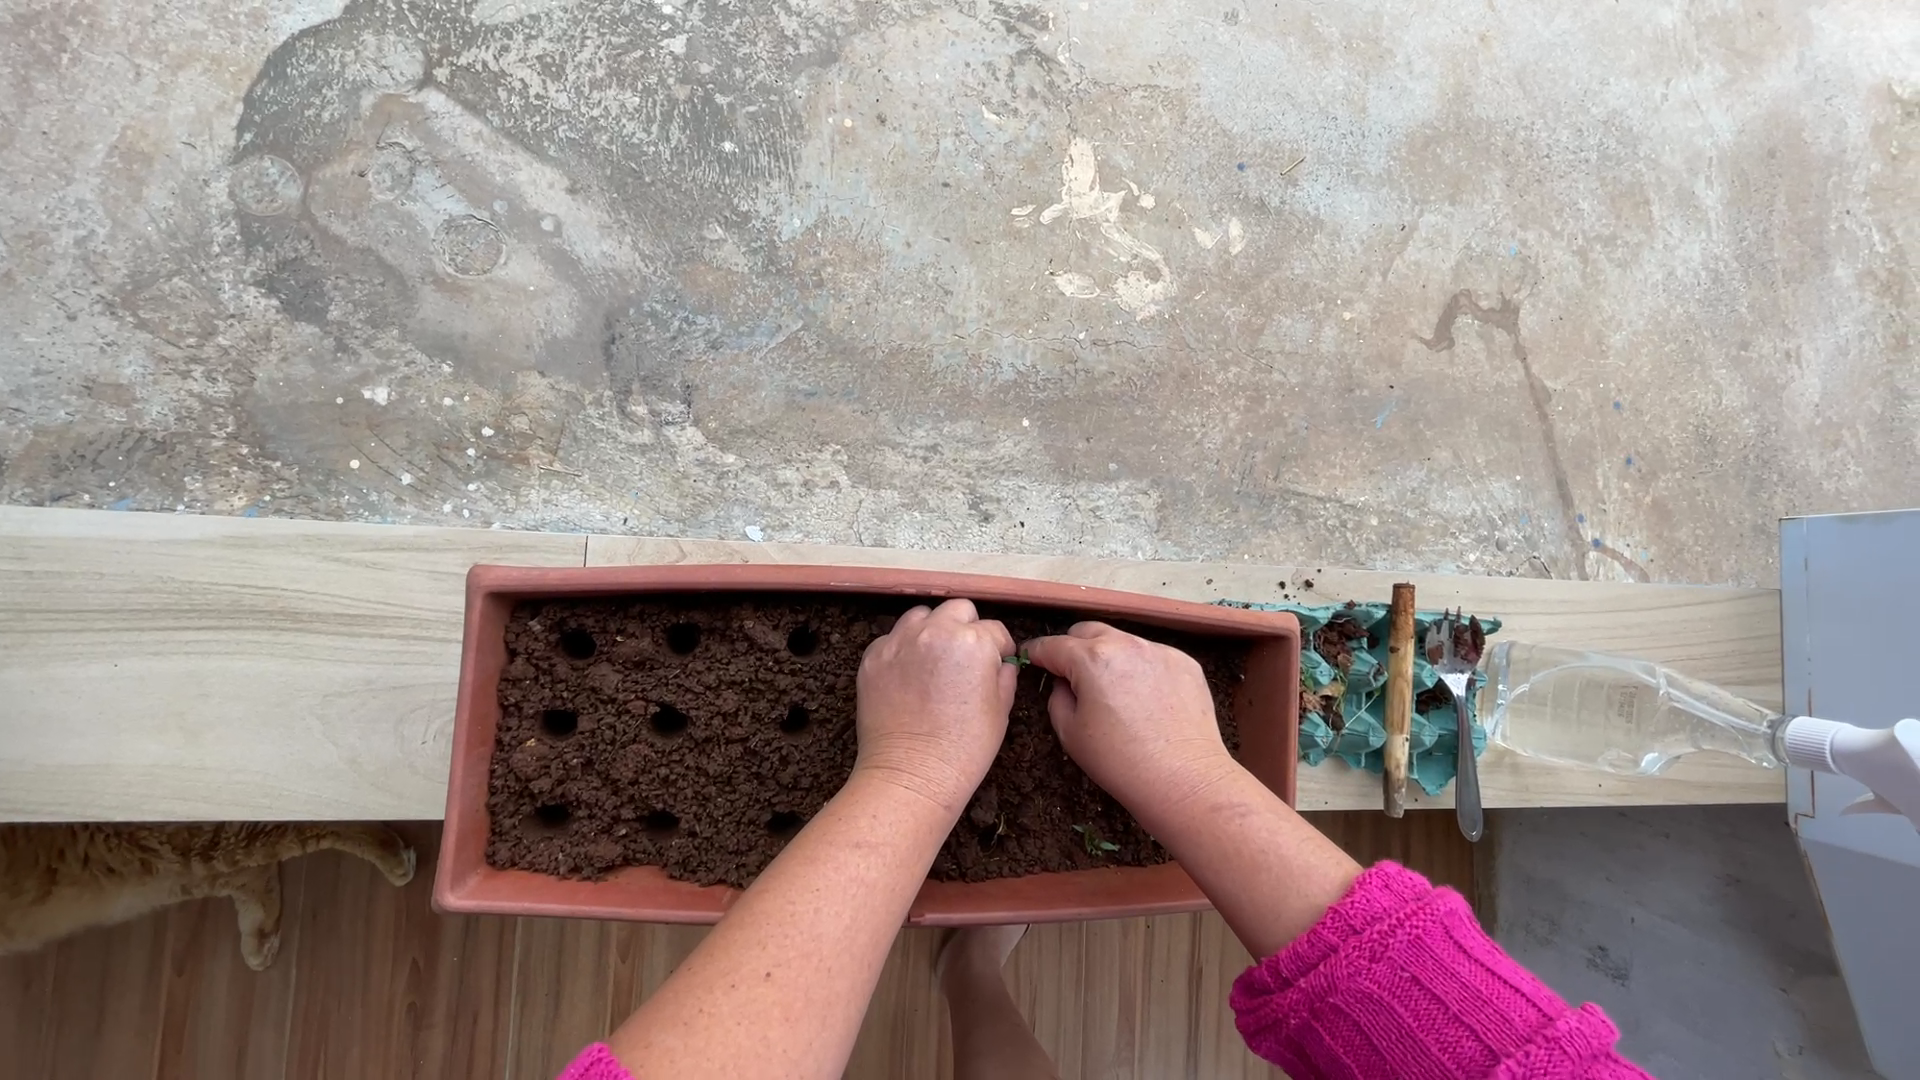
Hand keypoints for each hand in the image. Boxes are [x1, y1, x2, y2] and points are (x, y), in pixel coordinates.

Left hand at [855, 599, 1016, 813]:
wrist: (911, 775)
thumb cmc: (963, 749)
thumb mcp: (1001, 712)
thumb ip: (1004, 677)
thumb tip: (1002, 662)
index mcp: (973, 642)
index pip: (994, 629)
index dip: (999, 646)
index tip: (997, 660)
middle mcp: (935, 632)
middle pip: (957, 609)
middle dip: (966, 627)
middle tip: (966, 656)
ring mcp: (900, 642)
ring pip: (921, 616)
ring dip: (932, 630)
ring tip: (934, 659)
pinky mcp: (873, 657)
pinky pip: (892, 638)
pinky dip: (903, 649)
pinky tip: (908, 675)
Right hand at [1022, 622, 1240, 823]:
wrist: (1184, 780)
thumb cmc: (1121, 762)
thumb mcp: (1070, 734)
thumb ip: (1057, 697)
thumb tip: (1064, 682)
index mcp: (1091, 659)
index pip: (1052, 645)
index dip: (1036, 652)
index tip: (1031, 657)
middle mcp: (1125, 644)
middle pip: (1087, 631)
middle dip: (1073, 647)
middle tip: (1073, 675)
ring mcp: (1159, 650)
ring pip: (1121, 641)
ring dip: (1109, 657)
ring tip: (1115, 692)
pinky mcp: (1185, 662)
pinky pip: (1151, 655)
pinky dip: (1141, 669)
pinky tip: (1146, 700)